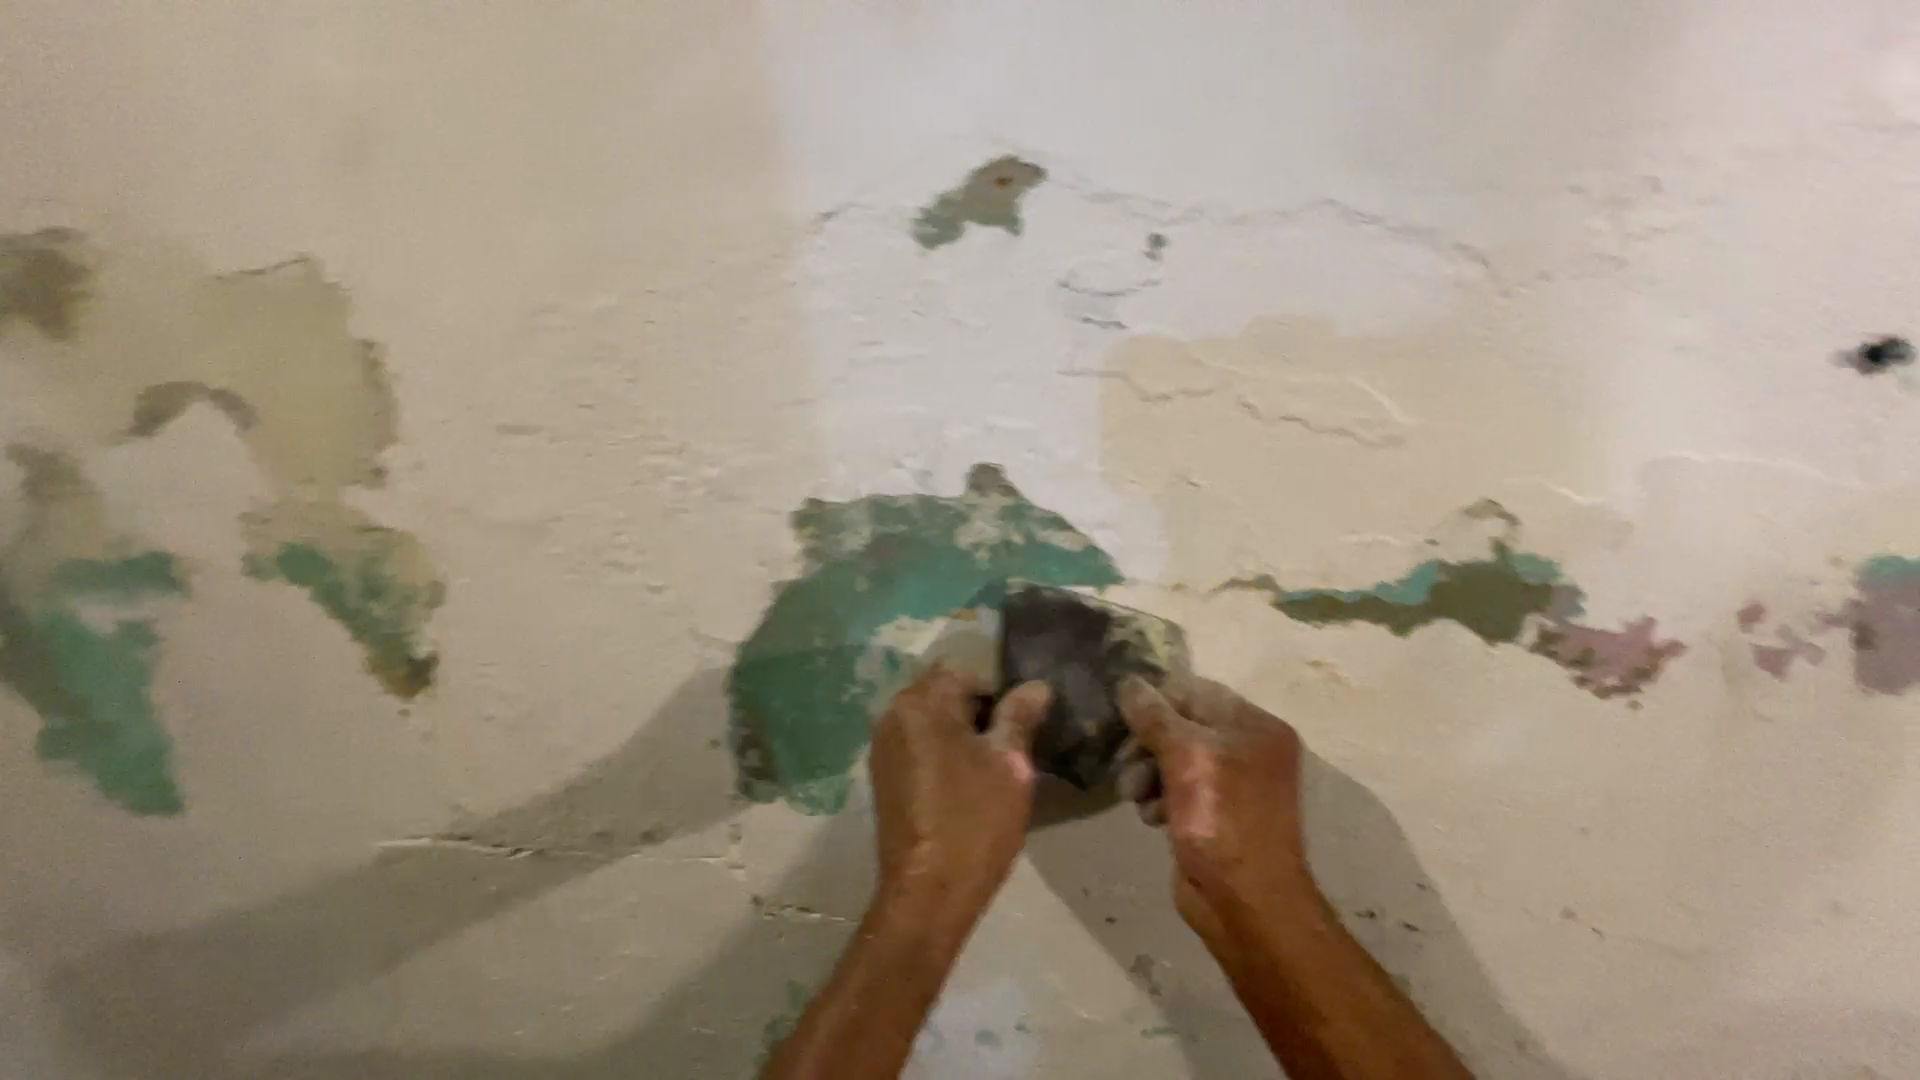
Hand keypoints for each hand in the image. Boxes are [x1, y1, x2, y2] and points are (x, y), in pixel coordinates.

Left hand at [869, 666, 1052, 920]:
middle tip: (1012, 741)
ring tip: (992, 762)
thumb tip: (1035, 685)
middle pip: (944, 692)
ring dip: (959, 730)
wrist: (928, 893)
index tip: (1024, 719)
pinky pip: (917, 743)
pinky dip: (941, 749)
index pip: (967, 671)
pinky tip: (965, 780)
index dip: (1001, 690)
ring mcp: (883, 746)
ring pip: (930, 719)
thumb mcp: (1010, 765)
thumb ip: (1020, 716)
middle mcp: (892, 714)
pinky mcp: (882, 775)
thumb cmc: (974, 822)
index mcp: (921, 702)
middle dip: (978, 708)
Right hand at [1115, 674, 1309, 944]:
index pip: (1194, 690)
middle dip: (1146, 742)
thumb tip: (1128, 682)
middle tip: (1123, 763)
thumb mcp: (1186, 756)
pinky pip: (1177, 788)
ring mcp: (1232, 783)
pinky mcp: (1214, 813)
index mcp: (1254, 725)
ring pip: (1173, 757)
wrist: (1246, 904)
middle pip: (1181, 724)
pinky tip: (1150, 816)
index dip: (1155, 700)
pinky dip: (1158, 796)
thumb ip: (1154, 716)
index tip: (1121, 717)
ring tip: (1134, 796)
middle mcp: (1247, 748)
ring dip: (1146, 771)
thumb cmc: (1222, 820)